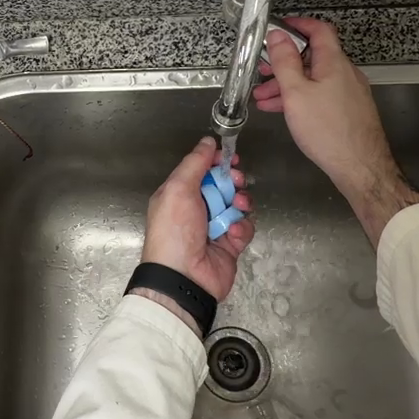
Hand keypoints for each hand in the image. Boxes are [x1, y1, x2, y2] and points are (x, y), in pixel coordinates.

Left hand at [137, 137, 253, 326]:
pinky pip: (244, 226)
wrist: (184, 276)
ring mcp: (214, 226)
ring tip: (236, 206)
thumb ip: (194, 163)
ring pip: (237, 203)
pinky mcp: (230, 244)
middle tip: (235, 181)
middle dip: (232, 180)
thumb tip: (207, 142)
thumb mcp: (178, 189)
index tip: (229, 158)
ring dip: (239, 202)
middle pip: (223, 184)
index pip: (201, 169)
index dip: (216, 162)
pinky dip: (241, 227)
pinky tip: (232, 233)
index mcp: (178, 193)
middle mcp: (196, 208)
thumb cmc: (174, 231)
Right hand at [252, 17, 418, 244]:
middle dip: (284, 62)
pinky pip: (320, 94)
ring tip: (263, 97)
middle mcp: (345, 73)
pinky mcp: (348, 110)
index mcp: (334, 63)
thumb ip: (285, 61)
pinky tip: (282, 110)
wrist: (360, 166)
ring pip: (314, 79)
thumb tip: (277, 35)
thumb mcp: (296, 93)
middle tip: (262, 70)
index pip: (319, 30)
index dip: (298, 24)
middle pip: (313, 56)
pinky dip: (300, 97)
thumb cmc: (327, 129)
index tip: (278, 28)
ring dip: (288, 84)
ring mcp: (349, 92)